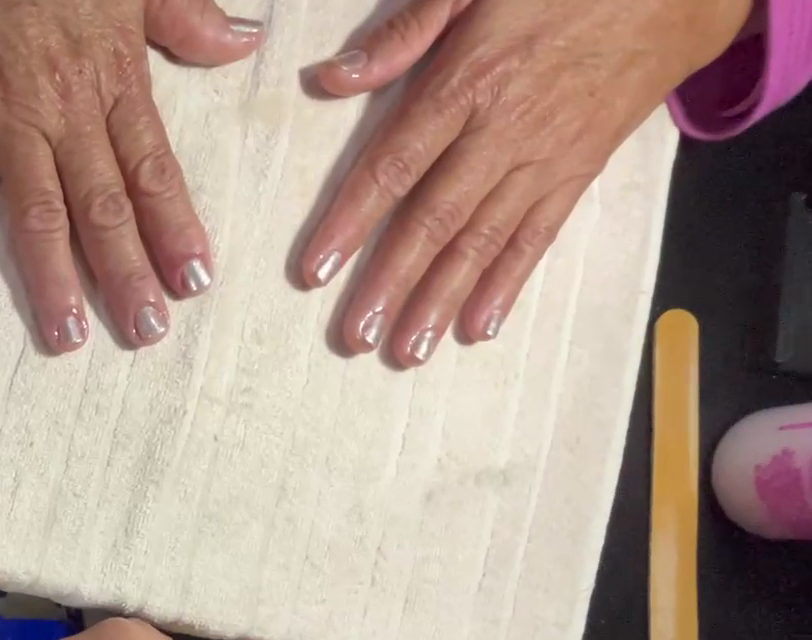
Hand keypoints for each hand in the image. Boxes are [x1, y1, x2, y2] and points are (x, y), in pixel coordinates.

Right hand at [0, 0, 263, 352]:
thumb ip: (184, 19)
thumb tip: (243, 43)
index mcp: (112, 81)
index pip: (152, 170)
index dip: (175, 229)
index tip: (195, 282)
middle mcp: (65, 113)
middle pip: (102, 207)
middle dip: (127, 273)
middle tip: (145, 333)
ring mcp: (6, 123)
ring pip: (36, 212)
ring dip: (53, 279)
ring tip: (68, 338)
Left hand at [299, 0, 750, 366]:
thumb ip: (403, 33)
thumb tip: (327, 80)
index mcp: (466, 85)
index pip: (393, 168)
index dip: (351, 223)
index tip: (314, 273)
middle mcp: (502, 133)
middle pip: (435, 220)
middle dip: (391, 285)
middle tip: (355, 338)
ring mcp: (544, 157)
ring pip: (483, 241)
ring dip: (440, 302)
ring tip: (406, 354)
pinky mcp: (578, 171)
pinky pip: (539, 236)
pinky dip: (507, 284)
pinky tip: (477, 329)